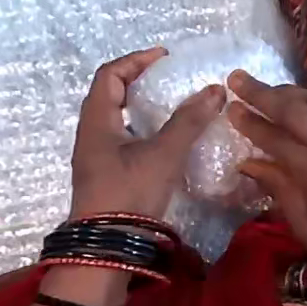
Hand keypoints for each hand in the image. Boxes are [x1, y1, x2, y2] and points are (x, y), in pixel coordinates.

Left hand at [70, 48, 225, 219]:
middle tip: (169, 80)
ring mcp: (96, 157)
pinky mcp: (105, 176)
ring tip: (171, 107)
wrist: (107, 247)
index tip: (165, 58)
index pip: (110, 74)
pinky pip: (122, 140)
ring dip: (141, 108)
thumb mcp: (163, 154)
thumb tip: (215, 90)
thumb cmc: (130, 193)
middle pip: (110, 94)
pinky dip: (143, 130)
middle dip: (139, 82)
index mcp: (96, 121)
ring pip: (116, 120)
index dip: (136, 60)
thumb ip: (189, 121)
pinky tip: (165, 141)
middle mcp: (91, 135)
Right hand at [227, 71, 306, 265]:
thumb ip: (278, 188)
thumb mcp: (305, 225)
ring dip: (289, 92)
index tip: (231, 108)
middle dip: (264, 94)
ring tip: (265, 87)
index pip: (279, 140)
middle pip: (297, 111)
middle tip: (238, 78)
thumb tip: (247, 162)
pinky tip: (297, 101)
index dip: (252, 124)